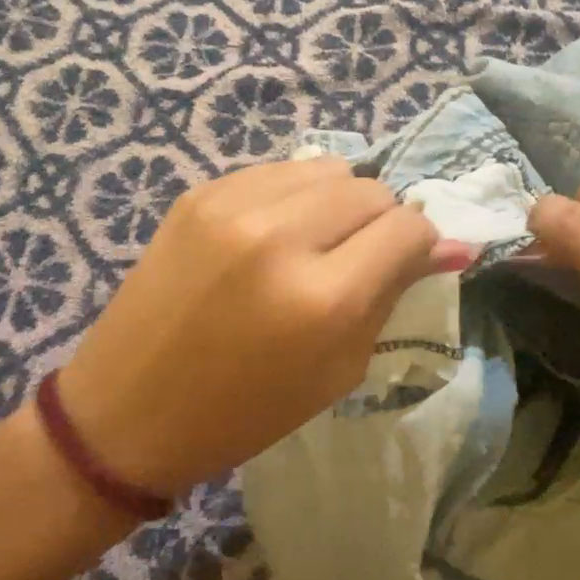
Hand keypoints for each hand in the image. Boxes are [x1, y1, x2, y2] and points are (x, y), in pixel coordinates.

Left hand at [54, 158, 439, 497]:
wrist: (128, 409)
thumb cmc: (243, 412)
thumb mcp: (336, 371)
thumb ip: (392, 295)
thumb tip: (451, 247)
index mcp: (322, 298)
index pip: (407, 229)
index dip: (422, 244)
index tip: (411, 263)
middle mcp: (280, 235)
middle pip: (371, 189)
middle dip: (382, 221)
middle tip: (361, 259)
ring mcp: (232, 205)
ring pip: (328, 167)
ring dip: (339, 201)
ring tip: (318, 242)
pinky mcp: (198, 193)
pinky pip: (277, 171)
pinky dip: (293, 196)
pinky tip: (275, 234)